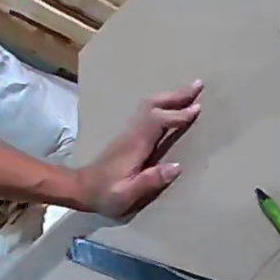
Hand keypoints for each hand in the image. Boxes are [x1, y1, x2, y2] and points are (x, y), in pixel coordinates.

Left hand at [73, 81, 202, 217]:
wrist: (81, 188)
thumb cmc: (105, 194)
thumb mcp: (127, 194)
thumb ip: (150, 181)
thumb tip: (177, 167)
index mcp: (135, 145)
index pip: (158, 121)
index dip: (178, 114)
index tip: (198, 108)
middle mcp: (132, 133)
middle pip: (153, 106)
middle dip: (177, 95)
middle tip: (198, 85)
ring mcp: (129, 133)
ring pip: (149, 106)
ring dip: (170, 97)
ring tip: (189, 92)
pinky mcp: (128, 137)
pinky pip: (147, 113)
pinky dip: (162, 105)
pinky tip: (170, 107)